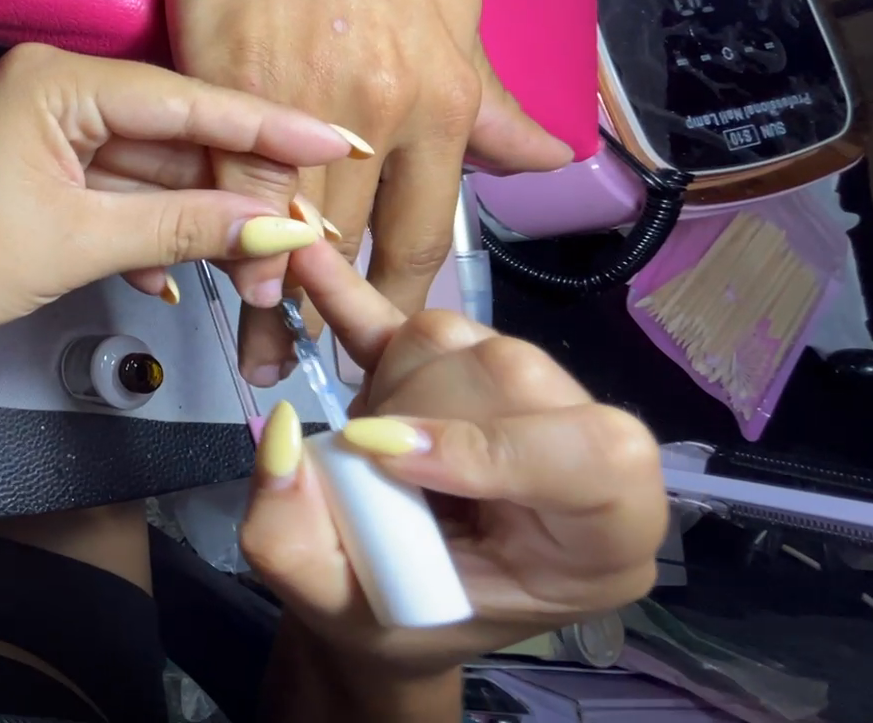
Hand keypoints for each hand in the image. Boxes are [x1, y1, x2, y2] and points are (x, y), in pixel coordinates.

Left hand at [0, 44, 351, 350]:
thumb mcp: (75, 243)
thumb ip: (180, 228)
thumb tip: (276, 228)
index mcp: (57, 81)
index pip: (185, 98)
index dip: (268, 124)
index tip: (342, 138)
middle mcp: (54, 87)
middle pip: (170, 132)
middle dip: (232, 188)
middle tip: (302, 230)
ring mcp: (43, 127)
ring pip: (143, 167)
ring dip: (191, 217)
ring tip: (258, 263)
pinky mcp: (35, 164)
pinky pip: (107, 188)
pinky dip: (140, 227)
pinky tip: (174, 275)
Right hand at [168, 0, 572, 383]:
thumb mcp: (450, 1)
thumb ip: (488, 93)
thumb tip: (539, 157)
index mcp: (441, 99)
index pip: (421, 227)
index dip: (398, 290)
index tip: (379, 329)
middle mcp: (380, 113)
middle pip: (354, 242)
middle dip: (333, 315)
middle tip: (311, 368)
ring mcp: (301, 103)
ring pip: (292, 226)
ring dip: (276, 297)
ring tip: (260, 352)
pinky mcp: (230, 87)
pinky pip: (234, 182)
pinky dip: (232, 236)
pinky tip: (223, 280)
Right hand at [240, 243, 666, 678]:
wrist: (375, 596)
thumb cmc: (374, 614)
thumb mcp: (323, 601)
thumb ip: (289, 531)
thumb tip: (278, 424)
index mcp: (591, 544)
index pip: (594, 458)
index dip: (487, 442)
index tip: (376, 451)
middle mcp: (577, 461)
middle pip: (511, 374)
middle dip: (411, 407)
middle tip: (356, 457)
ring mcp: (515, 403)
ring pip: (457, 336)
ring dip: (387, 375)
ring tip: (357, 434)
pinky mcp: (448, 371)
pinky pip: (403, 320)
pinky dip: (352, 294)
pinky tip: (312, 259)